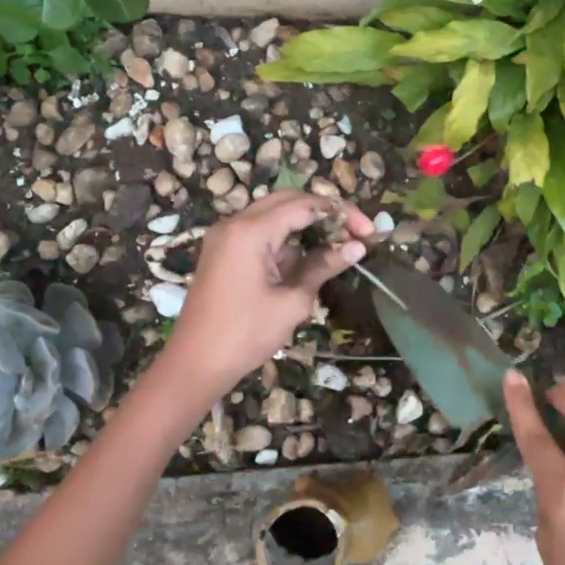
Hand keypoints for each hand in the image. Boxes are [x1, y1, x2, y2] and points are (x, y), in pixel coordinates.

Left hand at [163, 191, 372, 393]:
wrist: (195, 364)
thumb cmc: (245, 334)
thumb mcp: (292, 301)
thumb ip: (323, 267)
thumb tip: (357, 248)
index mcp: (250, 231)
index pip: (305, 205)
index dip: (341, 213)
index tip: (369, 232)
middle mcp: (235, 223)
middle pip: (288, 200)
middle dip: (325, 212)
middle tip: (356, 232)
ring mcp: (226, 237)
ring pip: (274, 214)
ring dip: (307, 224)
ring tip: (339, 243)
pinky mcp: (224, 252)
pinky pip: (261, 232)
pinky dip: (287, 238)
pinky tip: (310, 256)